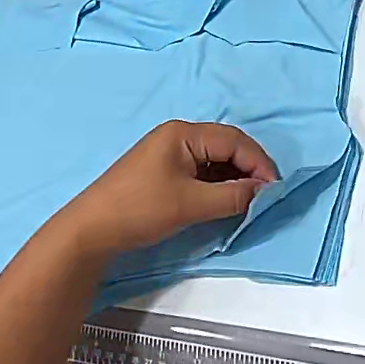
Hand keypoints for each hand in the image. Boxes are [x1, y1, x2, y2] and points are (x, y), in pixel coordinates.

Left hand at [50, 120, 277, 259]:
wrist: (91, 230)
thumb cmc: (141, 209)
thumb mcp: (191, 204)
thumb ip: (233, 197)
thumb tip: (263, 192)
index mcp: (183, 133)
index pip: (233, 140)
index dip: (258, 162)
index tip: (274, 189)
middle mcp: (177, 136)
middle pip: (225, 146)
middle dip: (248, 169)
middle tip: (264, 196)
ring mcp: (168, 153)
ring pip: (213, 160)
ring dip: (233, 178)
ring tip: (248, 201)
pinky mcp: (163, 170)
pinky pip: (200, 171)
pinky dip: (217, 185)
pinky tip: (225, 201)